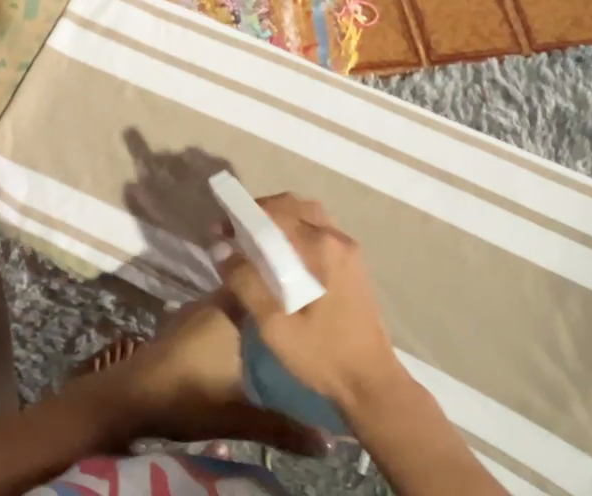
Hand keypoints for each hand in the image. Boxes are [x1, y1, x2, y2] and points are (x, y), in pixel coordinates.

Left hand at [69, 299, 327, 455]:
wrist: (130, 397)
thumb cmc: (185, 396)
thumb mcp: (238, 417)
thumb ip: (284, 428)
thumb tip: (331, 442)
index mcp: (232, 310)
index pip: (269, 281)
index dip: (296, 286)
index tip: (327, 298)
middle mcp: (216, 300)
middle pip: (258, 292)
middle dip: (283, 304)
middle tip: (320, 320)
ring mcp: (199, 310)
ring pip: (241, 304)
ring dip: (262, 315)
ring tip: (297, 332)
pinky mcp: (188, 324)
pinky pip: (226, 314)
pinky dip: (243, 324)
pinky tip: (259, 345)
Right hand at [217, 193, 404, 411]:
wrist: (372, 385)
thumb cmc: (323, 355)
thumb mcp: (275, 325)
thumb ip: (246, 282)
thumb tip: (222, 250)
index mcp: (321, 248)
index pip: (275, 212)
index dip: (243, 215)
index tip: (219, 230)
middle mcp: (338, 240)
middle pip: (294, 205)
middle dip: (261, 212)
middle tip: (235, 231)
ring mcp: (349, 252)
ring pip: (308, 216)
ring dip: (279, 220)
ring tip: (254, 242)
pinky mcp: (352, 266)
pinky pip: (319, 233)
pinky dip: (295, 232)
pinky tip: (280, 258)